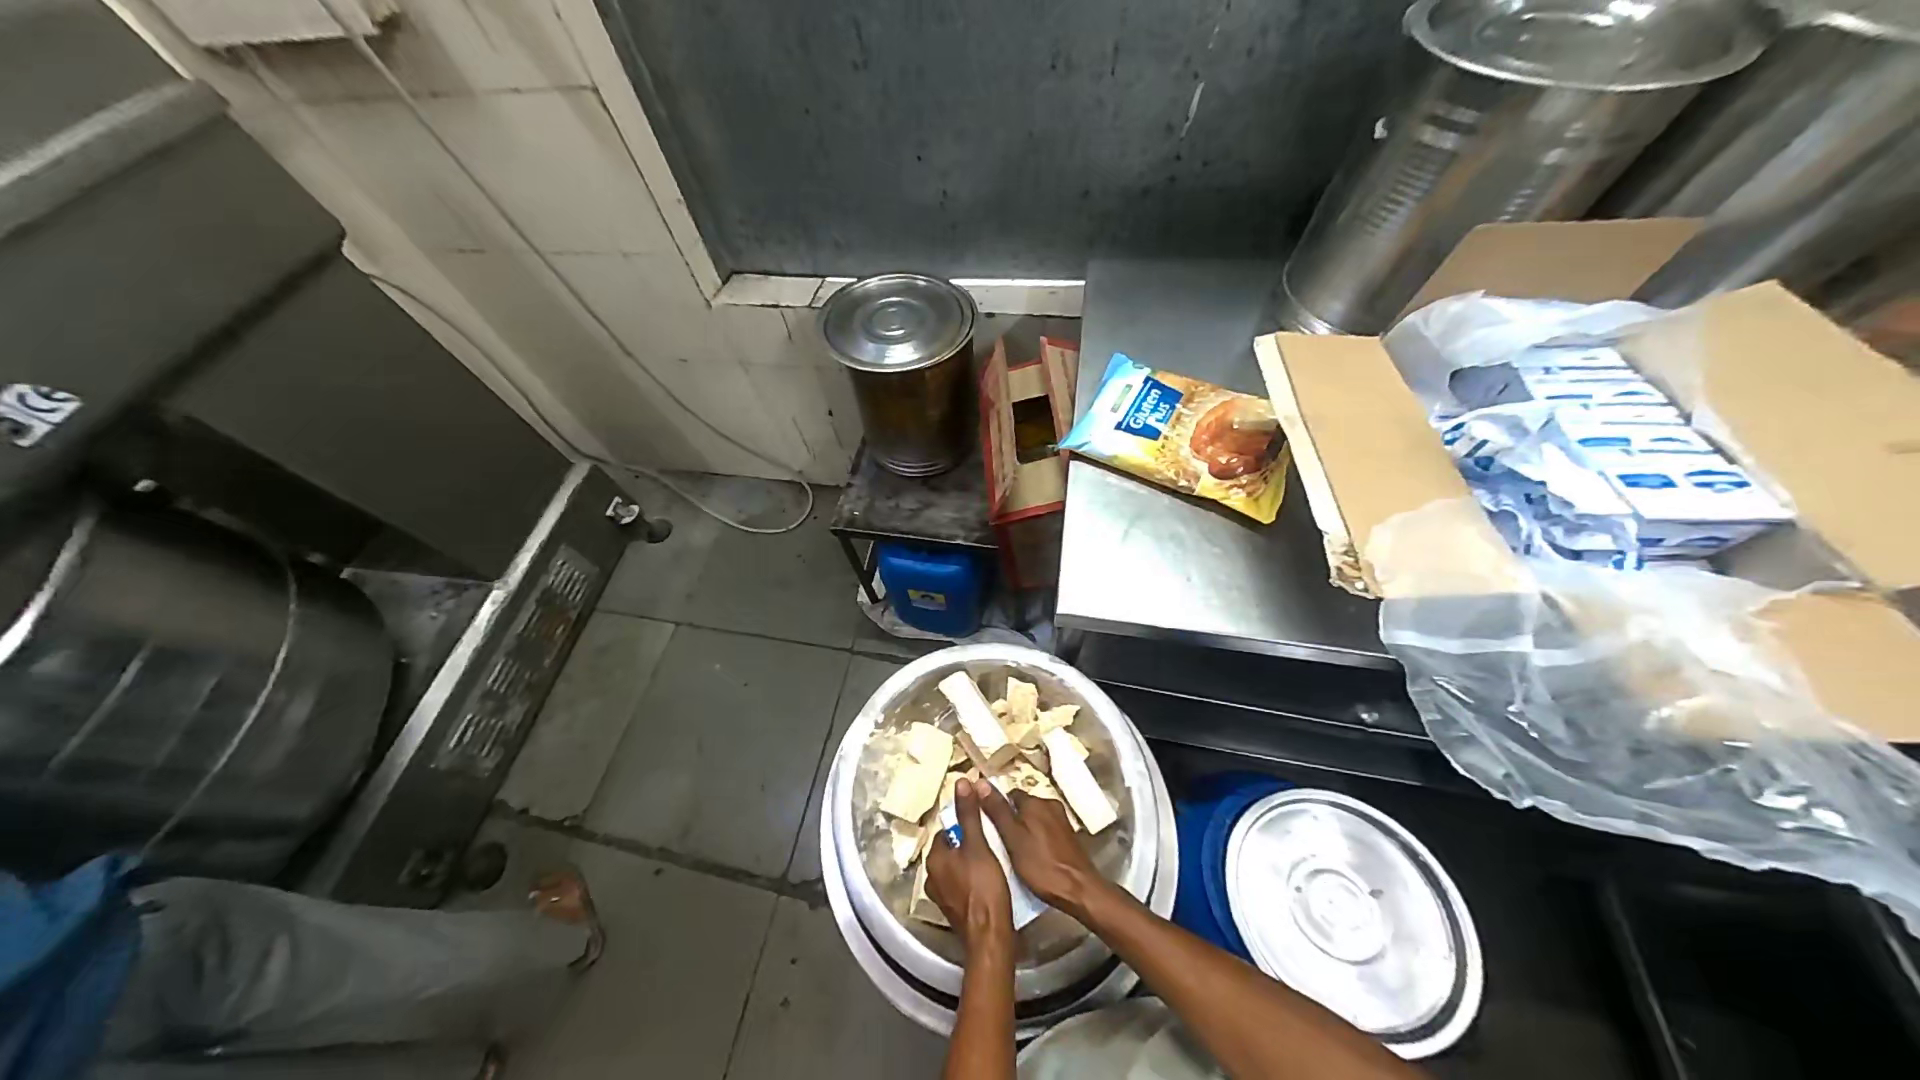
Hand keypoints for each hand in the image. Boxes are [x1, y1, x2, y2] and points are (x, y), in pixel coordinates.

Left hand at [925, 779, 1012, 953]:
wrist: (990, 937)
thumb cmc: (984, 888)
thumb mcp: (979, 845)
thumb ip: (969, 813)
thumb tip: (961, 781)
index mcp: (934, 858)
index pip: (948, 828)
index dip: (966, 822)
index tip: (984, 821)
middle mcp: (932, 876)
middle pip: (953, 847)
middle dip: (970, 841)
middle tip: (993, 838)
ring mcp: (942, 895)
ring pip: (958, 866)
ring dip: (973, 860)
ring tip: (995, 856)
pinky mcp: (954, 909)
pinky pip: (963, 883)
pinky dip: (974, 878)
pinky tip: (991, 878)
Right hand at [976, 786, 1106, 916]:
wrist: (1079, 890)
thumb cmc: (1041, 865)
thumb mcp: (1012, 838)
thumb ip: (998, 810)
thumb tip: (981, 782)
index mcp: (1035, 802)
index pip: (1009, 794)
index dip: (996, 807)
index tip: (987, 824)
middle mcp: (1050, 804)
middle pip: (1022, 806)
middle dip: (1011, 819)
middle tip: (998, 841)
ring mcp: (1061, 820)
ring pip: (1034, 818)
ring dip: (1024, 829)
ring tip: (1013, 850)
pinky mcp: (1068, 835)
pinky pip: (1045, 829)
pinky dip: (1036, 838)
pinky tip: (1032, 855)